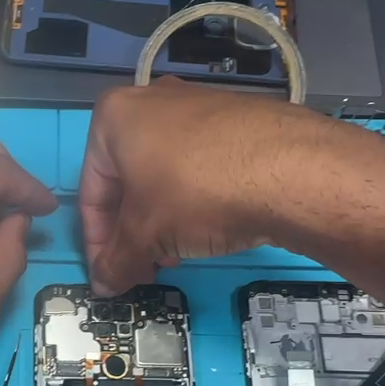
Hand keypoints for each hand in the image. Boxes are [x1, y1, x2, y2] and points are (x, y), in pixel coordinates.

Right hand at [81, 78, 354, 294]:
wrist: (293, 170)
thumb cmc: (196, 193)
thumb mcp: (146, 235)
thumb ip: (116, 262)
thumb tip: (103, 285)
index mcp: (115, 116)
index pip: (92, 192)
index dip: (97, 242)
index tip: (109, 274)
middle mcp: (152, 101)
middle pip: (128, 182)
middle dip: (132, 231)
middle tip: (144, 267)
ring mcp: (199, 106)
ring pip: (164, 176)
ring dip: (162, 220)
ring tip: (178, 252)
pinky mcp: (239, 119)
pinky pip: (200, 166)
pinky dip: (195, 201)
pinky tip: (210, 228)